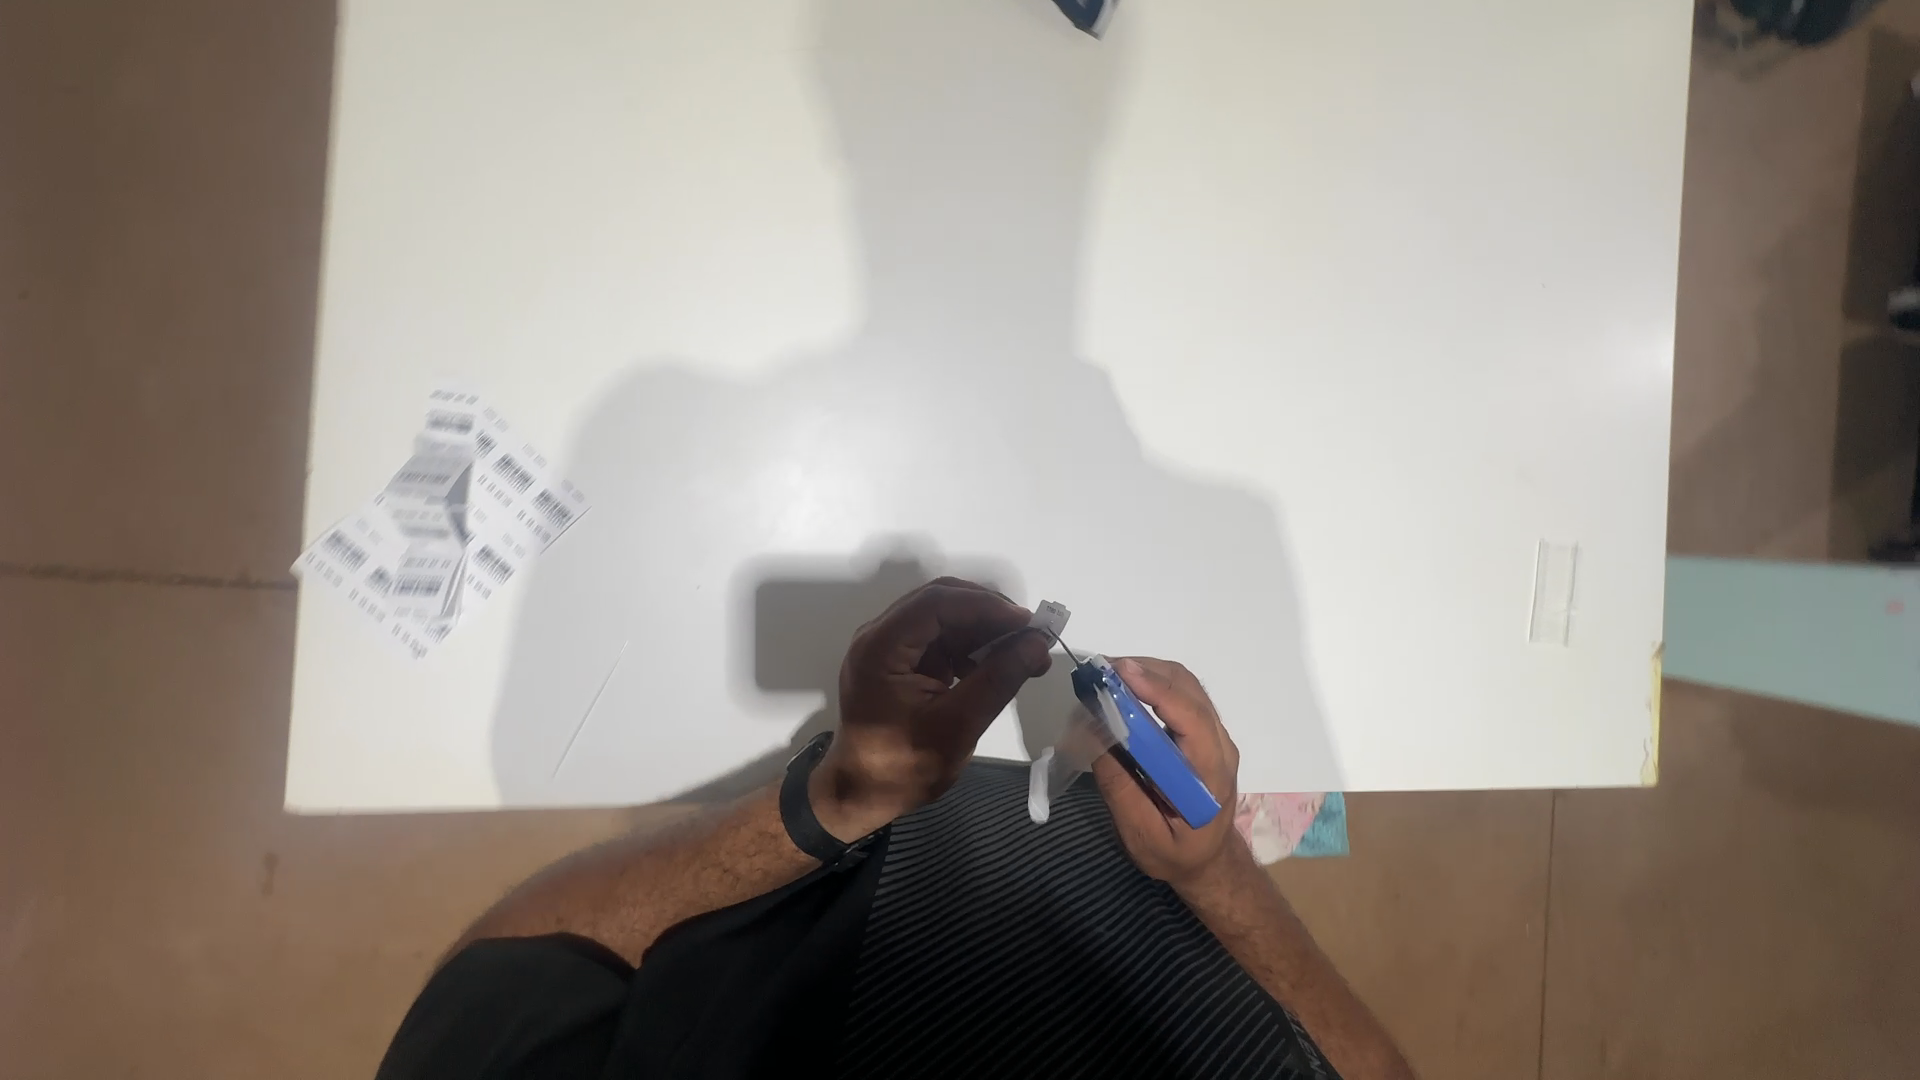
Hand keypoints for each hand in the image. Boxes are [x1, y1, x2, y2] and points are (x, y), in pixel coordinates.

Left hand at [811, 578, 1052, 840]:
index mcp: (882, 647)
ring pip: (944, 618)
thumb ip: (998, 679)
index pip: (936, 603)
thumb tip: (1037, 642)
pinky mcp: (902, 662)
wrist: (862, 795)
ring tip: (1026, 651)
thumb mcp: (957, 725)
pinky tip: (1000, 665)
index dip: (984, 605)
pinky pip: (941, 639)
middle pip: (940, 602)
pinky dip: (973, 647)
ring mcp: (889, 648)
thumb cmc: (903, 766)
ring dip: (985, 630)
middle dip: (988, 613)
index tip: (1028, 622)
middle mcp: (880, 636)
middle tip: (1030, 634)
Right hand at [1092, 657, 1244, 888]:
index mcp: (1210, 774)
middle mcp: (1220, 745)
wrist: (1209, 863)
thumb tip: (1092, 732)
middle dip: (1144, 670)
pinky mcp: (1202, 731)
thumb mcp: (1141, 834)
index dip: (1156, 690)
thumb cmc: (1176, 853)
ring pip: (1184, 683)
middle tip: (1099, 672)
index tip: (1120, 672)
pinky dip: (1150, 681)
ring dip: (1146, 671)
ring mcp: (1214, 735)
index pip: (1191, 718)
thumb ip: (1118, 785)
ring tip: (1105, 676)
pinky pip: (1180, 692)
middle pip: (1188, 688)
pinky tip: (1123, 688)